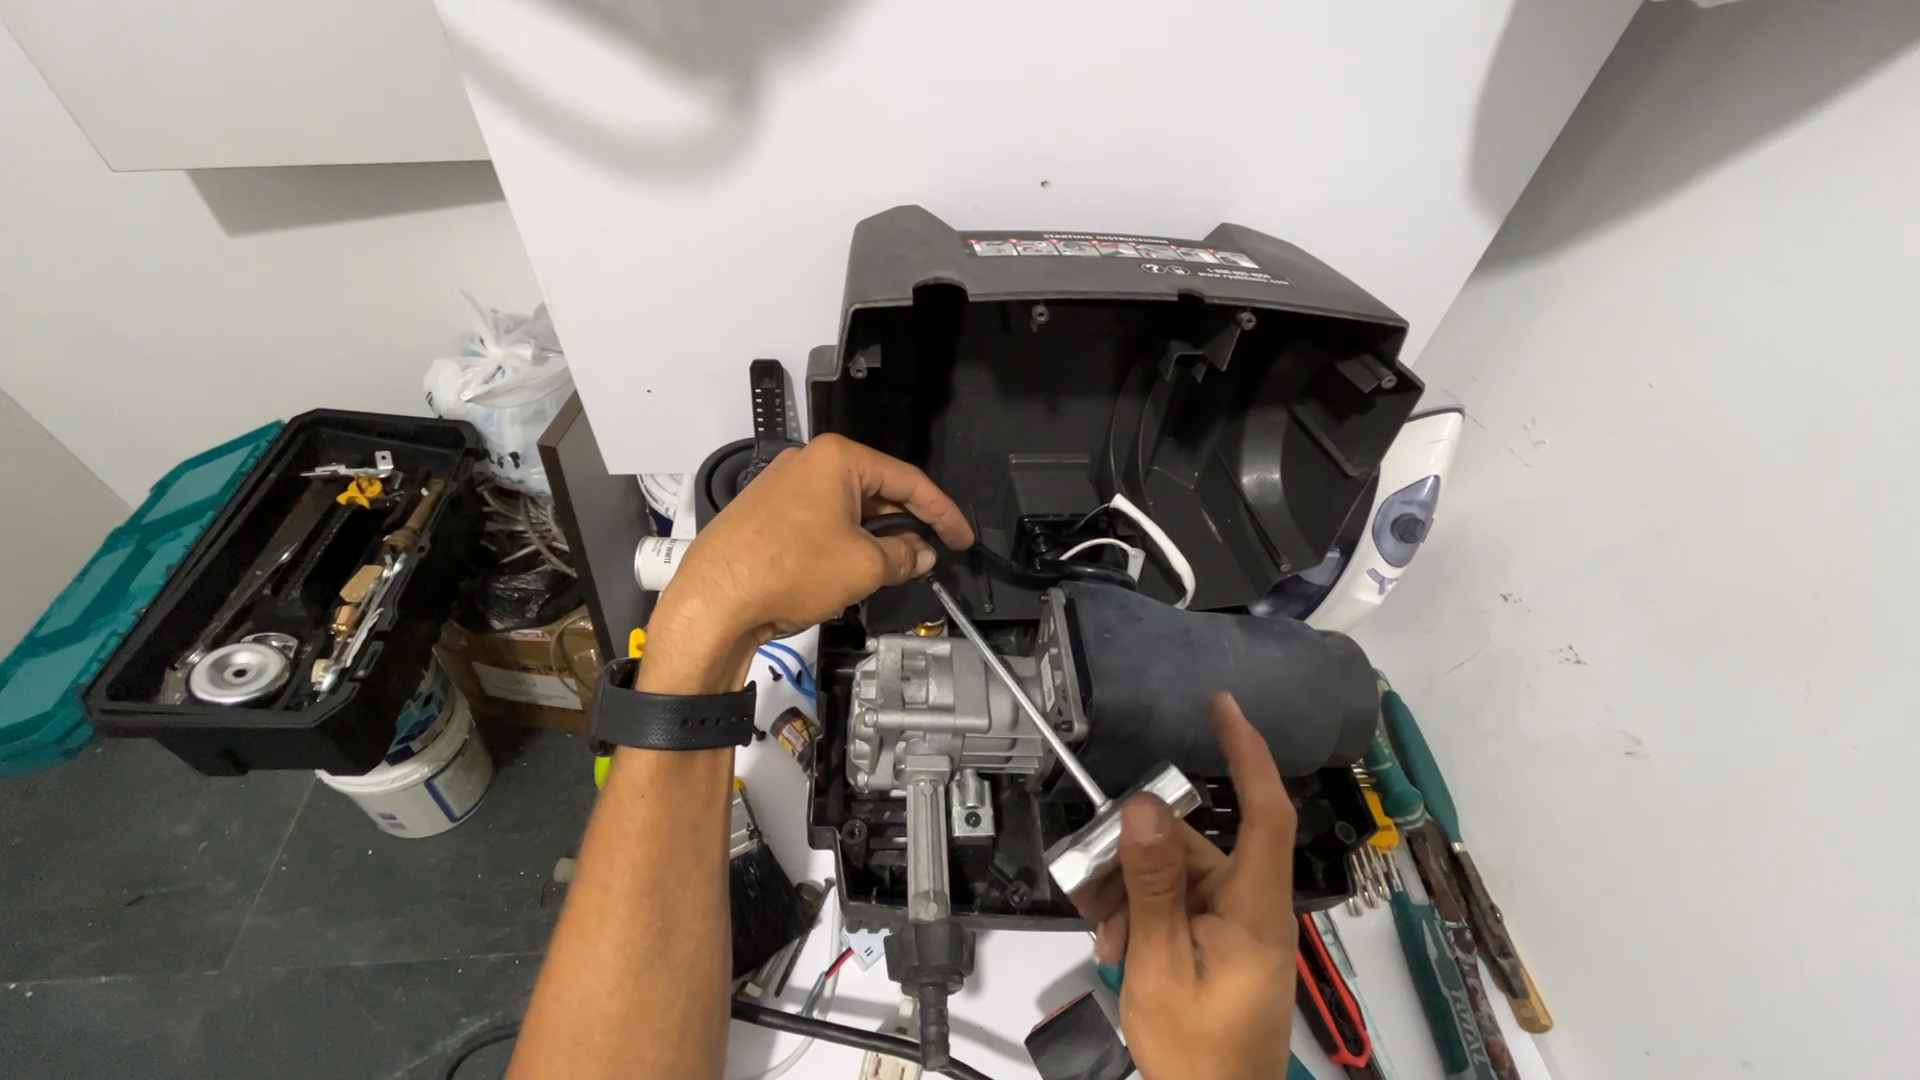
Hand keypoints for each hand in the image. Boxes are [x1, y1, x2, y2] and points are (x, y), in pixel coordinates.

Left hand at [641, 435, 972, 691]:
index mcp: (837, 459)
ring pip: (846, 508)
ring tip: (893, 567)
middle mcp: (808, 462)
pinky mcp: (765, 513)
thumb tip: (921, 553)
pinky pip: (819, 521)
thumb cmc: (789, 572)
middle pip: (876, 490)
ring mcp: (782, 486)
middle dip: (906, 524)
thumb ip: (904, 555)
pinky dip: (844, 541)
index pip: (908, 481)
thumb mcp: (864, 567)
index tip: (961, 537)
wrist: (713, 603)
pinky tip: (851, 569)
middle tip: (930, 554)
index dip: (942, 512)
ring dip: (875, 536)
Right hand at [1093, 694, 1298, 1079]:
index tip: (1223, 707)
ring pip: (1174, 873)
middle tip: (1091, 885)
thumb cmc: (1196, 1054)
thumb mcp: (1161, 966)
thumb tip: (1143, 808)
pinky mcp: (1219, 938)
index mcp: (1256, 908)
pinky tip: (1114, 943)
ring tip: (1101, 933)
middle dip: (1137, 857)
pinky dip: (1140, 914)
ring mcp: (1234, 923)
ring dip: (1130, 894)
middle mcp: (1250, 905)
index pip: (1266, 811)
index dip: (1248, 752)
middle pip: (1193, 845)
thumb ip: (1152, 885)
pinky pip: (1175, 902)